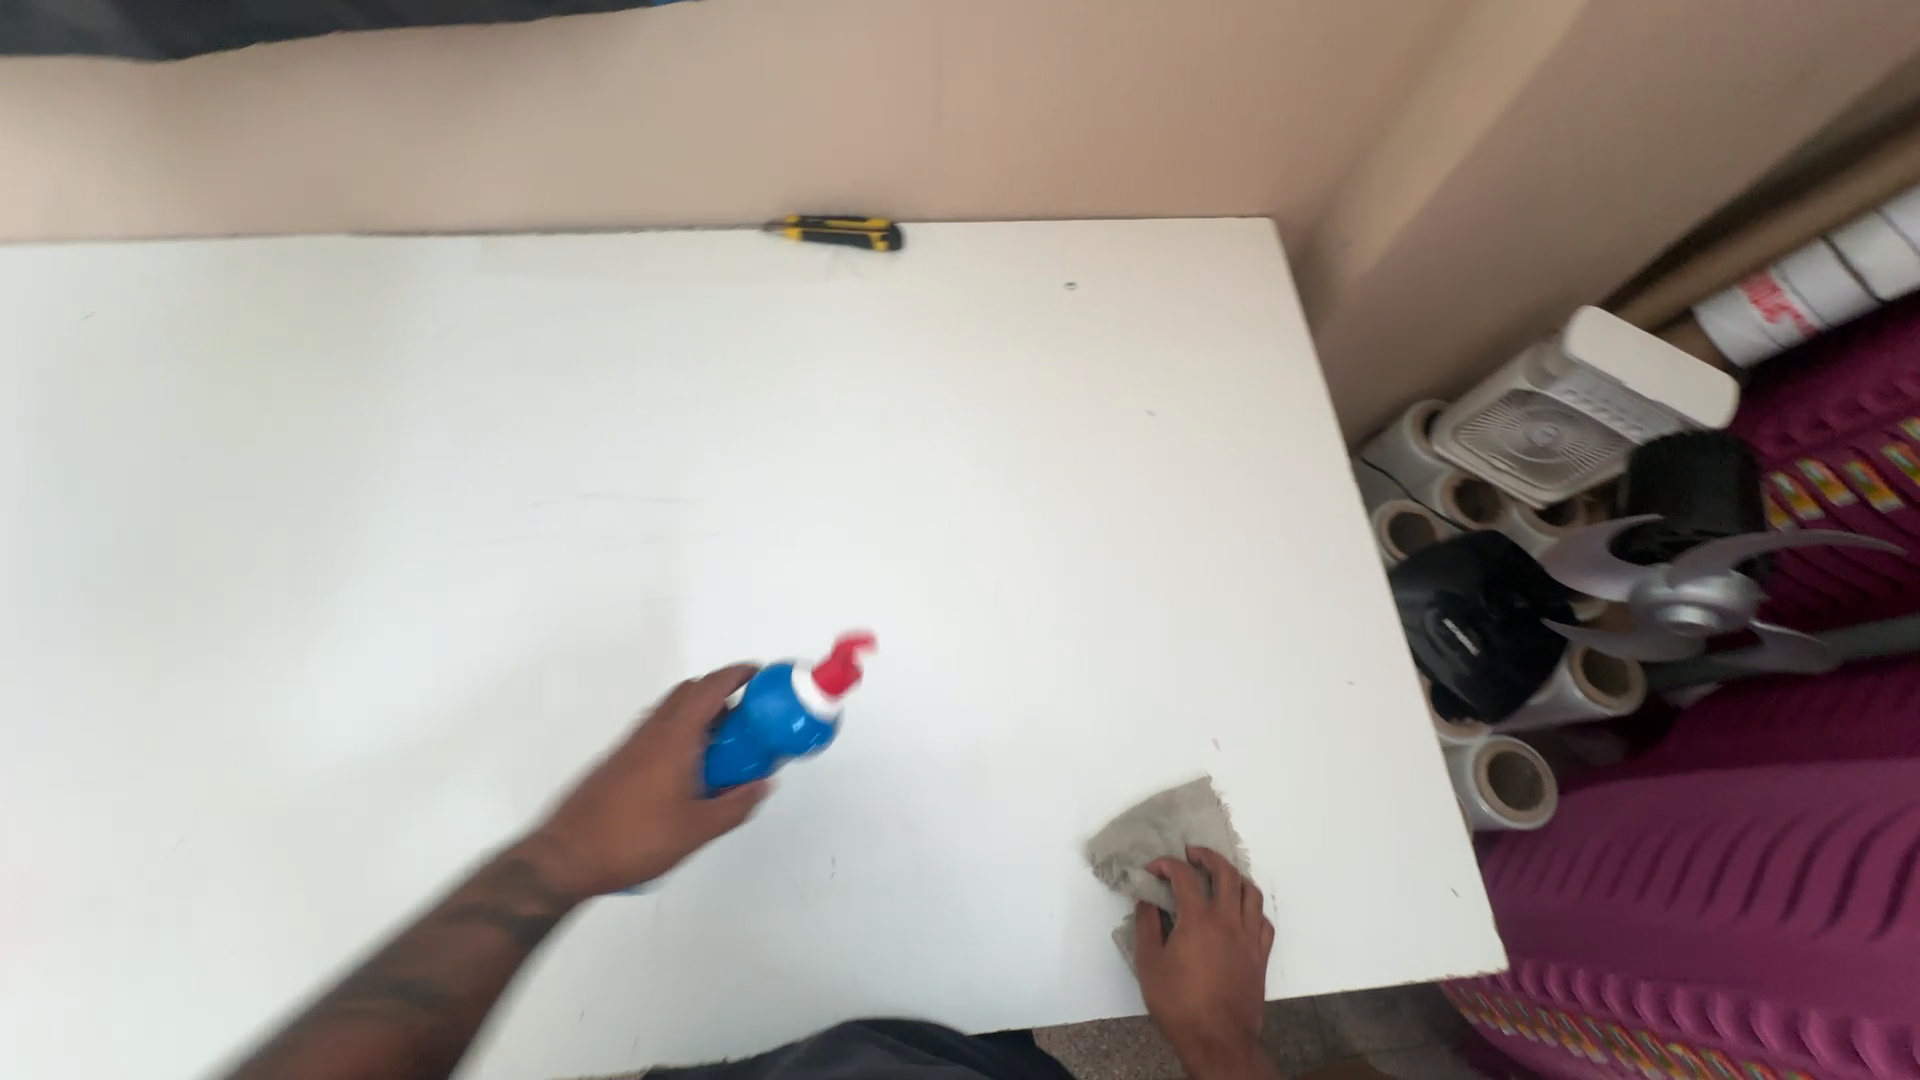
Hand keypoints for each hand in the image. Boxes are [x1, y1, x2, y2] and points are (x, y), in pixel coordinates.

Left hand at [525, 664, 772, 896]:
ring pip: (672, 711)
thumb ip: (736, 805)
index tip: (761, 676)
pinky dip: (682, 732)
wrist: (563, 859)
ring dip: (701, 713)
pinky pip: (658, 730)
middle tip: (747, 714)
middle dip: (722, 691)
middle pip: (690, 691)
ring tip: (724, 745)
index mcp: (674, 739)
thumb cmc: (633, 840)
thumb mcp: (696, 830)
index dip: (738, 675)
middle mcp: (651, 732)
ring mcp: (631, 745)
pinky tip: (690, 770)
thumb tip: (764, 785)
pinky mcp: (618, 761)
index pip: (710, 688)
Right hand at [1134, 847, 1276, 1079]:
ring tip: (1219, 876)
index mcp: (1199, 919)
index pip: (1184, 876)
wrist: (1218, 1042)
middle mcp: (1228, 921)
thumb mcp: (1149, 964)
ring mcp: (1249, 938)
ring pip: (1251, 892)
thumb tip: (1147, 901)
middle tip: (1192, 854)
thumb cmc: (1179, 1004)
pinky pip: (1263, 921)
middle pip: (1226, 873)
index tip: (1153, 869)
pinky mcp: (1260, 957)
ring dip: (1234, 877)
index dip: (1166, 864)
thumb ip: (1147, 926)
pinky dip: (1252, 908)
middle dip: (1207, 857)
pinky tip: (1240, 912)